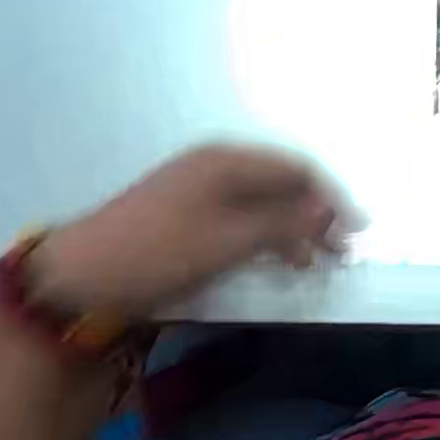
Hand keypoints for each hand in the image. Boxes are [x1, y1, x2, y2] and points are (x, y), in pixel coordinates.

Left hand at [27, 145, 341, 316]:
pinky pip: (244, 217)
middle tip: (342, 252)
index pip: (299, 169)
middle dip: (317, 215)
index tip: (359, 231)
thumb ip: (284, 223)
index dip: (334, 198)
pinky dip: (267, 237)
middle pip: (283, 183)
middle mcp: (218, 165)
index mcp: (228, 161)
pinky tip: (279, 260)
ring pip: (265, 202)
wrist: (81, 278)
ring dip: (294, 229)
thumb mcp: (229, 240)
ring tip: (316, 263)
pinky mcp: (191, 213)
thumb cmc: (160, 253)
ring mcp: (201, 188)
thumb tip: (329, 212)